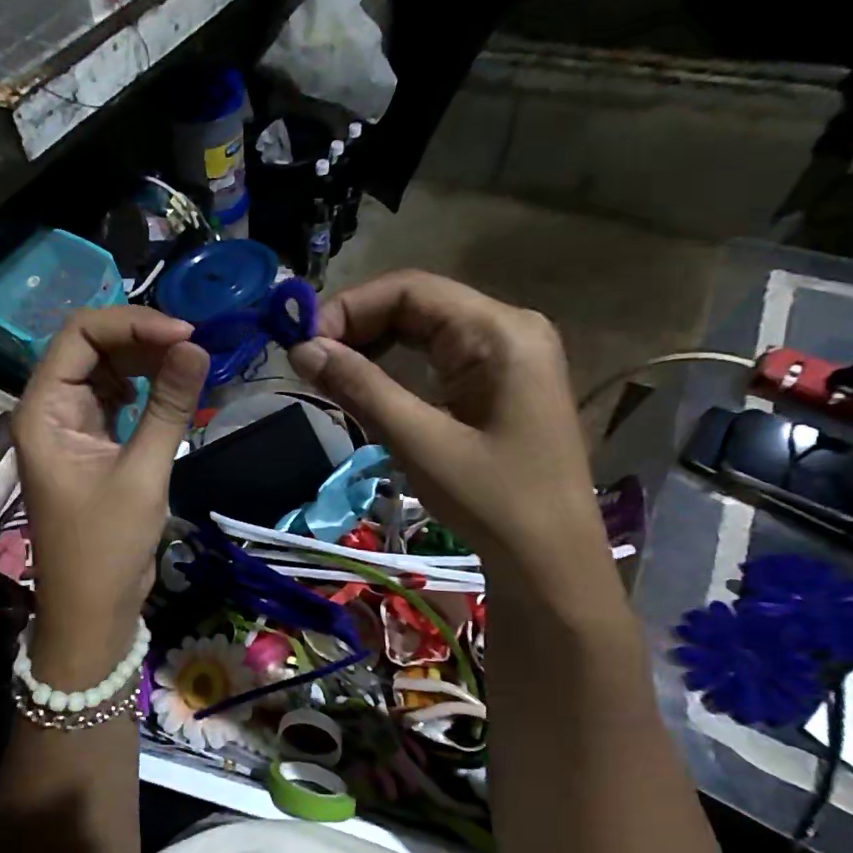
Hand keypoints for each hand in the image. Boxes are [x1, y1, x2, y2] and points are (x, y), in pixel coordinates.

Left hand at [13, 308, 207, 667]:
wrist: (92, 611)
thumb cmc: (106, 547)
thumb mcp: (142, 474)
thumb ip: (168, 408)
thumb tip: (197, 347)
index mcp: (44, 410)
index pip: (81, 335)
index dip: (133, 324)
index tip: (185, 336)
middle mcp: (51, 408)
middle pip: (93, 346)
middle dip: (143, 339)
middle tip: (195, 348)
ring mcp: (72, 426)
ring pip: (108, 370)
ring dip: (147, 360)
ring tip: (191, 362)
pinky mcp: (93, 444)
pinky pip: (118, 398)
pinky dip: (147, 388)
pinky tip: (174, 387)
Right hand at [288, 270, 602, 591]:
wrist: (552, 562)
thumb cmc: (492, 501)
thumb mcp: (419, 442)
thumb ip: (360, 387)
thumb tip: (300, 349)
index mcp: (500, 330)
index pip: (411, 289)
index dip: (349, 307)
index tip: (302, 341)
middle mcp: (510, 327)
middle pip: (419, 303)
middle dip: (359, 325)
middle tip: (309, 358)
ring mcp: (511, 354)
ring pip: (427, 329)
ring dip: (375, 344)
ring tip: (330, 371)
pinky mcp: (504, 381)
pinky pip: (442, 356)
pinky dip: (400, 364)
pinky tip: (370, 383)